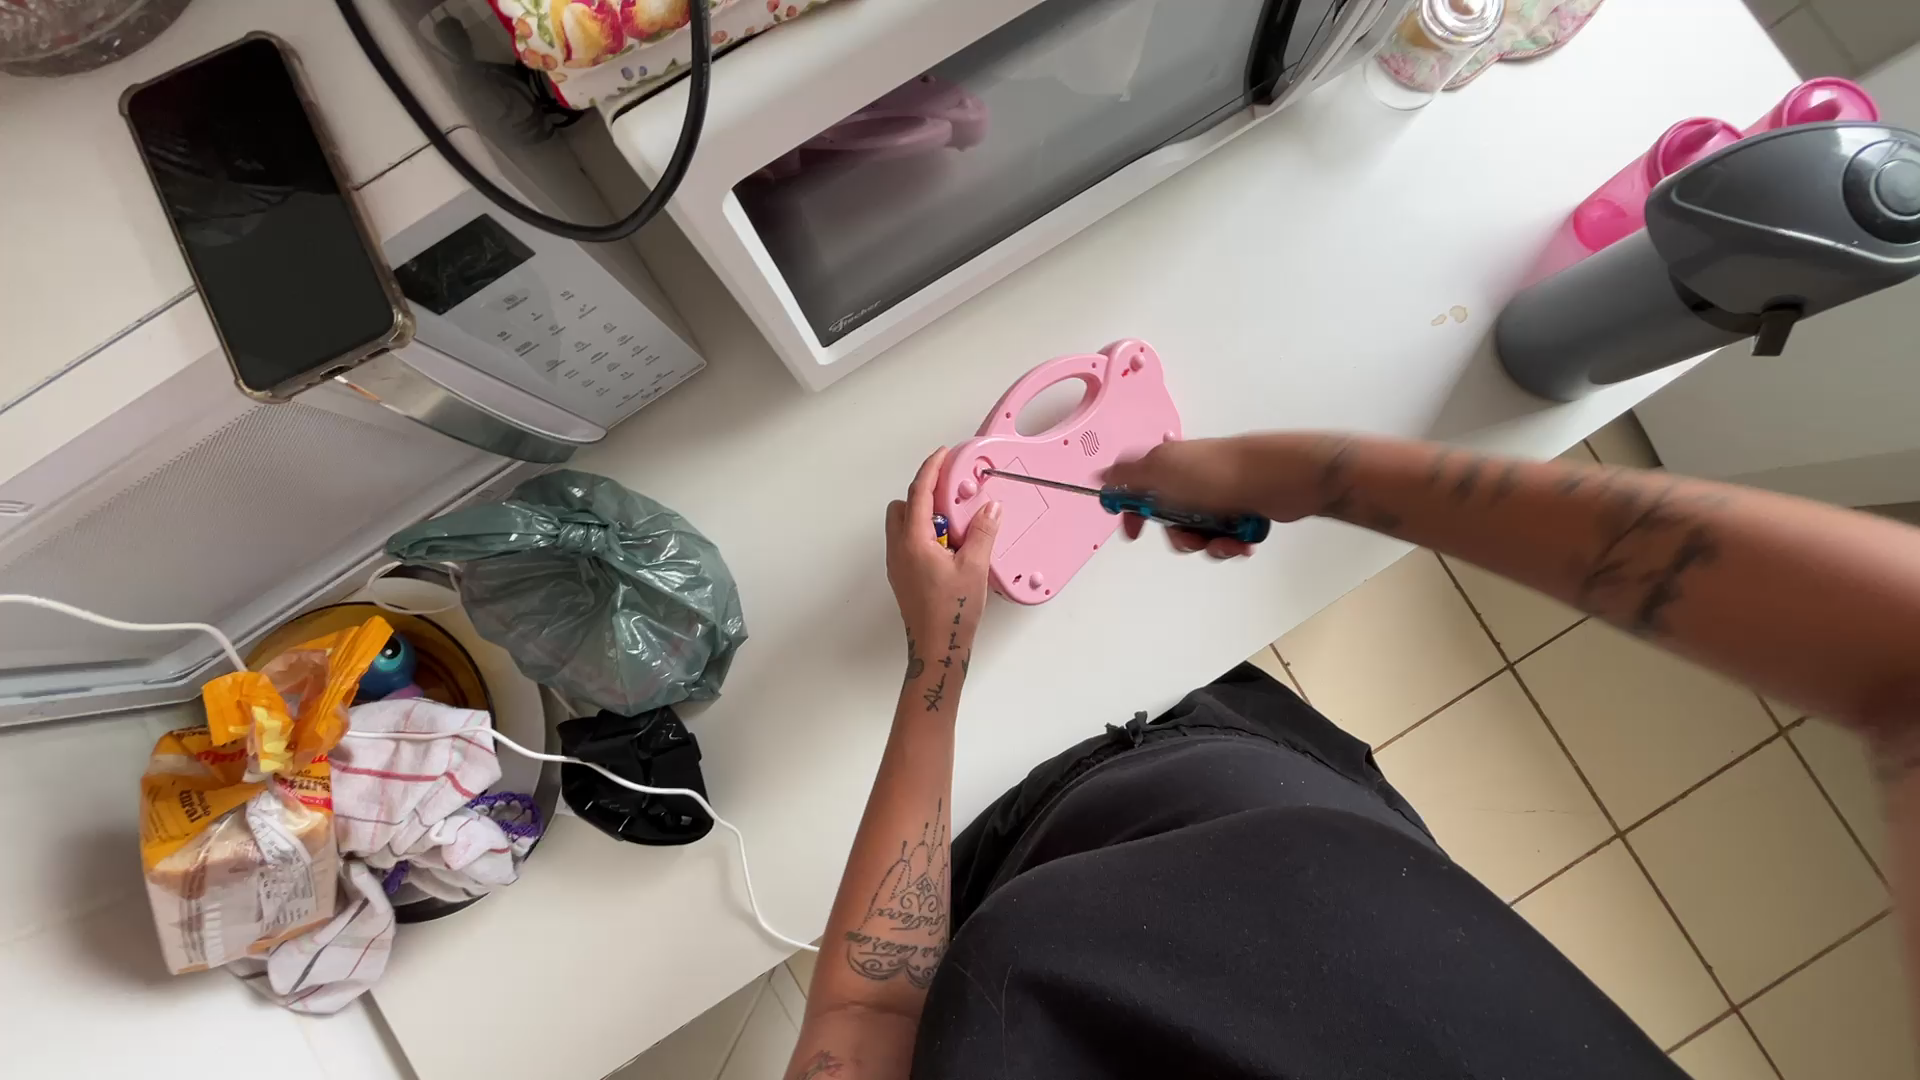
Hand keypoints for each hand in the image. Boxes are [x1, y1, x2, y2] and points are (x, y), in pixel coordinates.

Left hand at [885, 448, 1001, 643]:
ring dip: (923, 516)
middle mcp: (898, 550)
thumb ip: (982, 532)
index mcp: (913, 541)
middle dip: (924, 494)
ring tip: (954, 528)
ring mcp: (897, 564)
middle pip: (903, 506)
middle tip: (952, 496)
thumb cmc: (951, 612)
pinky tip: (948, 549)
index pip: (918, 493)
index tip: (942, 455)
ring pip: (902, 525)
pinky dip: (923, 535)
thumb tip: (990, 508)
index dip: (930, 469)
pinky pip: (907, 543)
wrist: (936, 648)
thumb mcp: (974, 567)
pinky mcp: (902, 577)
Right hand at [1103, 435, 1321, 558]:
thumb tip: (1102, 477)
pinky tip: (1241, 541)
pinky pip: (1224, 538)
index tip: (1133, 531)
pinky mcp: (1242, 510)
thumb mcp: (1161, 470)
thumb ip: (1128, 476)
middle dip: (1177, 535)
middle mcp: (1192, 478)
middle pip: (1168, 519)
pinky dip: (1230, 544)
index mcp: (1169, 464)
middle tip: (1189, 534)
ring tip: (1224, 539)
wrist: (1281, 478)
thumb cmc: (1220, 472)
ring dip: (1207, 544)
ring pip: (1197, 533)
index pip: (1138, 488)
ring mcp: (1218, 494)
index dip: (1132, 511)